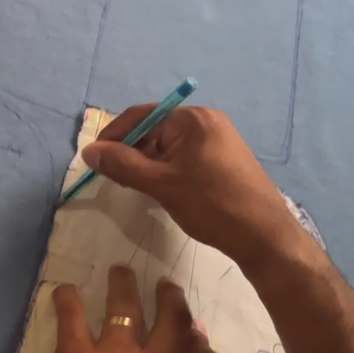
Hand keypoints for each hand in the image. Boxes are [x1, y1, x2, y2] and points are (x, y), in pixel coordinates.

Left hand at [22, 266, 224, 352]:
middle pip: (173, 318)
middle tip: (167, 287)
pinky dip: (67, 299)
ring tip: (121, 271)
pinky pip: (72, 315)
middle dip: (173, 298)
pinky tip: (64, 290)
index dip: (204, 348)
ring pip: (125, 304)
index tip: (198, 340)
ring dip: (124, 283)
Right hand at [81, 106, 306, 268]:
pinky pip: (185, 155)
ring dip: (149, 163)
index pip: (140, 117)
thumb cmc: (212, 205)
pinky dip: (167, 169)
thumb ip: (122, 165)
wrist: (264, 236)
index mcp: (192, 118)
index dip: (112, 136)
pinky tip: (164, 190)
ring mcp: (218, 139)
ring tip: (138, 187)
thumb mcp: (161, 184)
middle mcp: (206, 121)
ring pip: (168, 145)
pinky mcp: (224, 158)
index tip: (93, 160)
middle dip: (131, 151)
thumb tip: (89, 152)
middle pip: (154, 129)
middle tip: (114, 178)